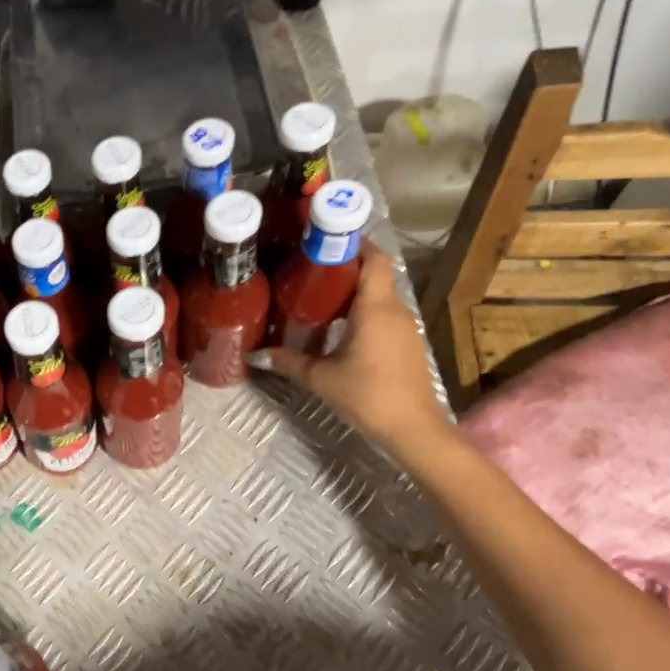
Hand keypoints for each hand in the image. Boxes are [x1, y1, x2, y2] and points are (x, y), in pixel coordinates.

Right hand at [245, 242, 451, 454]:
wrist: (413, 429)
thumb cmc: (368, 396)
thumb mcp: (322, 378)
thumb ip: (289, 362)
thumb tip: (256, 354)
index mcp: (376, 309)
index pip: (375, 260)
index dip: (355, 245)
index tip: (327, 241)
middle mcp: (395, 311)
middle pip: (375, 275)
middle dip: (346, 268)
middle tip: (310, 269)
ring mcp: (405, 329)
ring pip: (380, 297)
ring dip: (354, 292)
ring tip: (319, 296)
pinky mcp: (406, 345)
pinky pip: (384, 316)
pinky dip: (363, 312)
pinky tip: (339, 327)